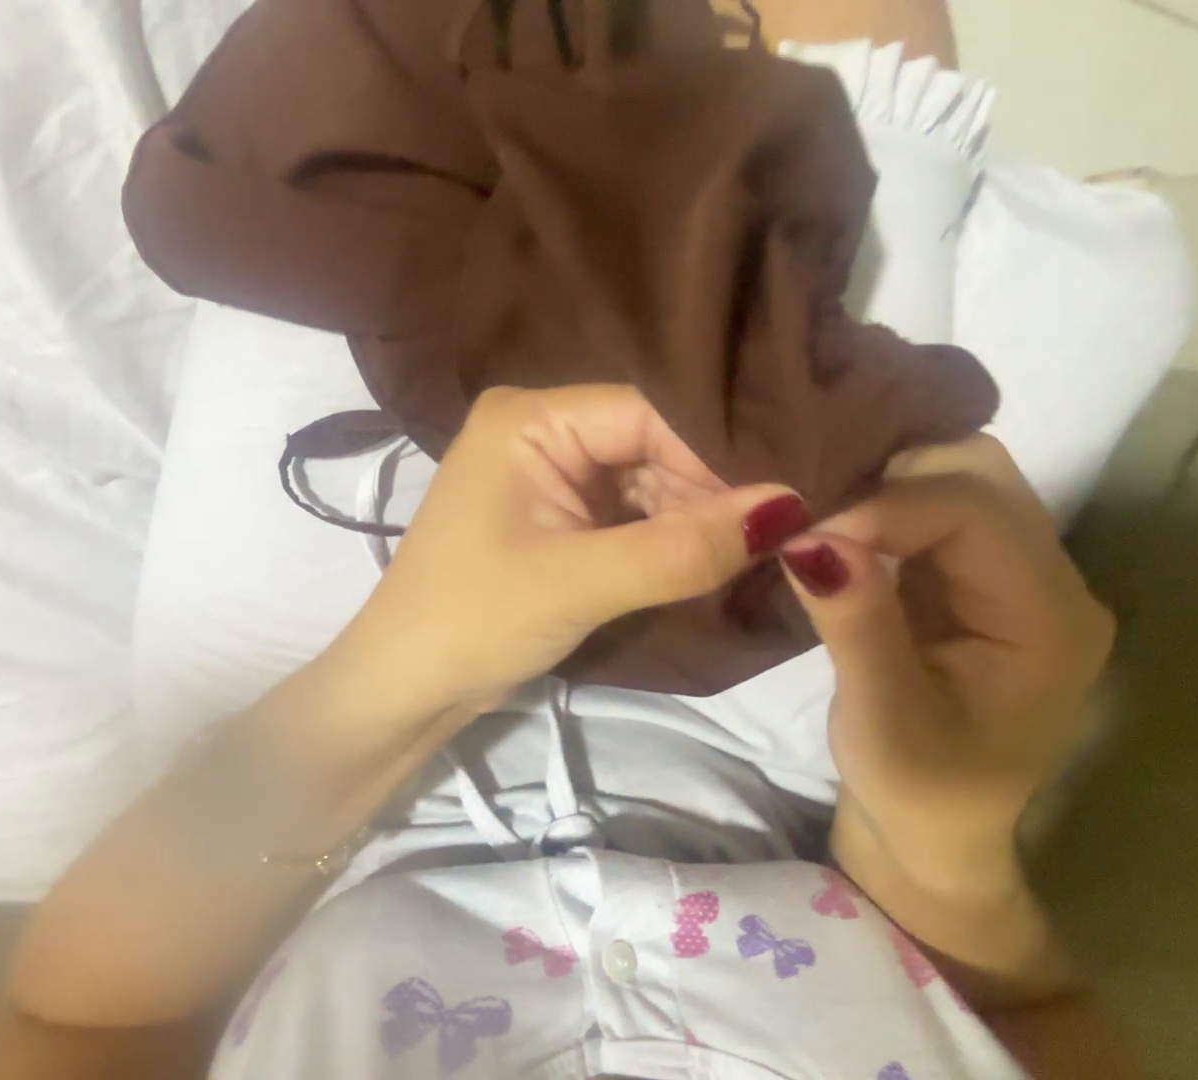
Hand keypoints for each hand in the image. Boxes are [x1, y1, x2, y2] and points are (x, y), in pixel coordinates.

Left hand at [335, 384, 807, 718]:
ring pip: (644, 482)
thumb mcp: (580, 583)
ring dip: (690, 521)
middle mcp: (538, 430)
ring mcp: (546, 475)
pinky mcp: (553, 518)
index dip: (714, 454)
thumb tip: (792, 509)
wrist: (405, 686)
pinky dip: (663, 539)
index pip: (647, 412)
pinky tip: (709, 562)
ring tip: (754, 553)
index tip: (782, 502)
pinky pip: (625, 514)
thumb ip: (681, 547)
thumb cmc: (474, 620)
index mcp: (529, 418)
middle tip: (779, 535)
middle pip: (649, 445)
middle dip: (706, 493)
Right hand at [778, 435, 1113, 899]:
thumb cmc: (917, 788)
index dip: (884, 507)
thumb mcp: (881, 717)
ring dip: (886, 488)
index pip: (973, 510)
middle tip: (816, 520)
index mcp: (1049, 619)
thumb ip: (856, 622)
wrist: (937, 829)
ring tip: (824, 525)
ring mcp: (1019, 575)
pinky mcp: (981, 579)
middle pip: (980, 472)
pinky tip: (844, 536)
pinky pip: (937, 509)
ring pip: (958, 478)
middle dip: (890, 480)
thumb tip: (807, 534)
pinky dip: (886, 507)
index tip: (804, 537)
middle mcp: (1053, 581)